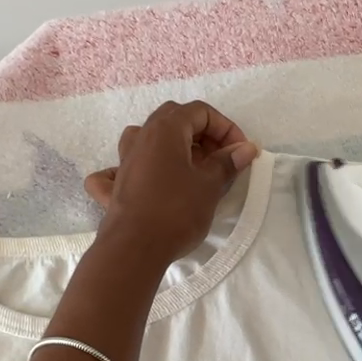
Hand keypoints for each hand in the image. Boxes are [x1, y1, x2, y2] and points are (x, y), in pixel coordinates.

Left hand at [83, 101, 259, 266]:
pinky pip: (120, 167)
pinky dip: (134, 168)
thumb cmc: (176, 211)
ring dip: (171, 145)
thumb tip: (246, 148)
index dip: (226, 128)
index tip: (239, 152)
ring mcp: (124, 160)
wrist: (134, 248)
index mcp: (165, 129)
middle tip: (220, 159)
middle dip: (202, 134)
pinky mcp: (115, 186)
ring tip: (189, 167)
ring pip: (147, 138)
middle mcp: (141, 137)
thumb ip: (227, 162)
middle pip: (174, 119)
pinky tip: (140, 179)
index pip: (200, 111)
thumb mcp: (209, 185)